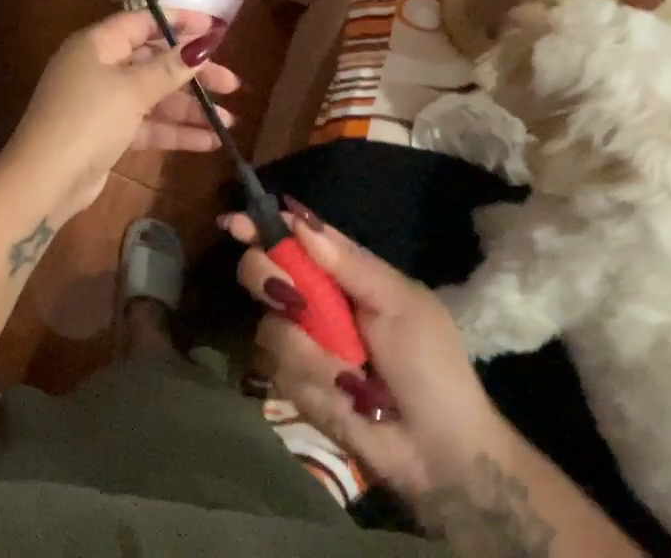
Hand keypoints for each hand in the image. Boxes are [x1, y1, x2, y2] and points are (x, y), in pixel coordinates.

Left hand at [3, 8, 238, 217]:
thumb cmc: (87, 120)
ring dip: (190, 108)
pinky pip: (147, 124)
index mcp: (97, 45)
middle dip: (193, 74)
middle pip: (153, 61)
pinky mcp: (108, 134)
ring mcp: (103, 103)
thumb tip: (205, 43)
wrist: (45, 179)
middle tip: (232, 85)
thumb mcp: (131, 90)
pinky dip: (175, 131)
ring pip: (154, 97)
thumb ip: (170, 67)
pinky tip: (208, 142)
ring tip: (229, 122)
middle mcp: (99, 68)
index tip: (216, 31)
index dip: (181, 23)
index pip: (143, 22)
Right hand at [224, 208, 509, 495]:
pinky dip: (312, 380)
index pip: (295, 239)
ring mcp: (300, 342)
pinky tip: (343, 395)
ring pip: (269, 325)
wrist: (437, 450)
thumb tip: (298, 221)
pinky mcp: (292, 382)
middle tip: (294, 300)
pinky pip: (278, 367)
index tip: (233, 223)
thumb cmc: (431, 366)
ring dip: (308, 350)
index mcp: (344, 274)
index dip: (262, 227)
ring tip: (350, 374)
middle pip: (262, 272)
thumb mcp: (402, 304)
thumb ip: (351, 263)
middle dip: (268, 280)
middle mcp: (314, 302)